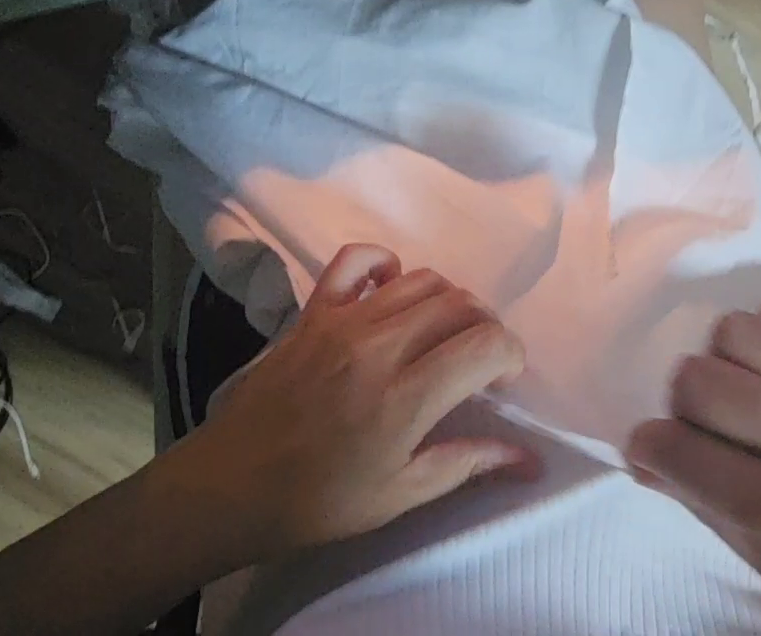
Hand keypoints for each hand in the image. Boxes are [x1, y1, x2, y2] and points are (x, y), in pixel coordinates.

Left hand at [165, 244, 533, 561]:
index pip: (484, 345)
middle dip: (486, 325)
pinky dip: (384, 263)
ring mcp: (343, 320)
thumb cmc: (318, 501)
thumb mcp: (398, 495)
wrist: (231, 484)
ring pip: (420, 279)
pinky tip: (391, 289)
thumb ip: (466, 464)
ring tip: (444, 331)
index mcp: (405, 398)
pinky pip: (355, 260)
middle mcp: (379, 345)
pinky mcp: (313, 310)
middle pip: (459, 304)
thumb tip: (529, 458)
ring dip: (448, 299)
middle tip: (481, 358)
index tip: (506, 377)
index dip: (510, 354)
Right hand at [625, 289, 760, 635]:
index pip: (681, 453)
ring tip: (747, 389)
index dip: (650, 446)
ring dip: (723, 360)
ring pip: (740, 332)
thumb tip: (652, 460)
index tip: (651, 448)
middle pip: (700, 381)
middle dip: (682, 404)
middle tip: (703, 426)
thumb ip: (720, 518)